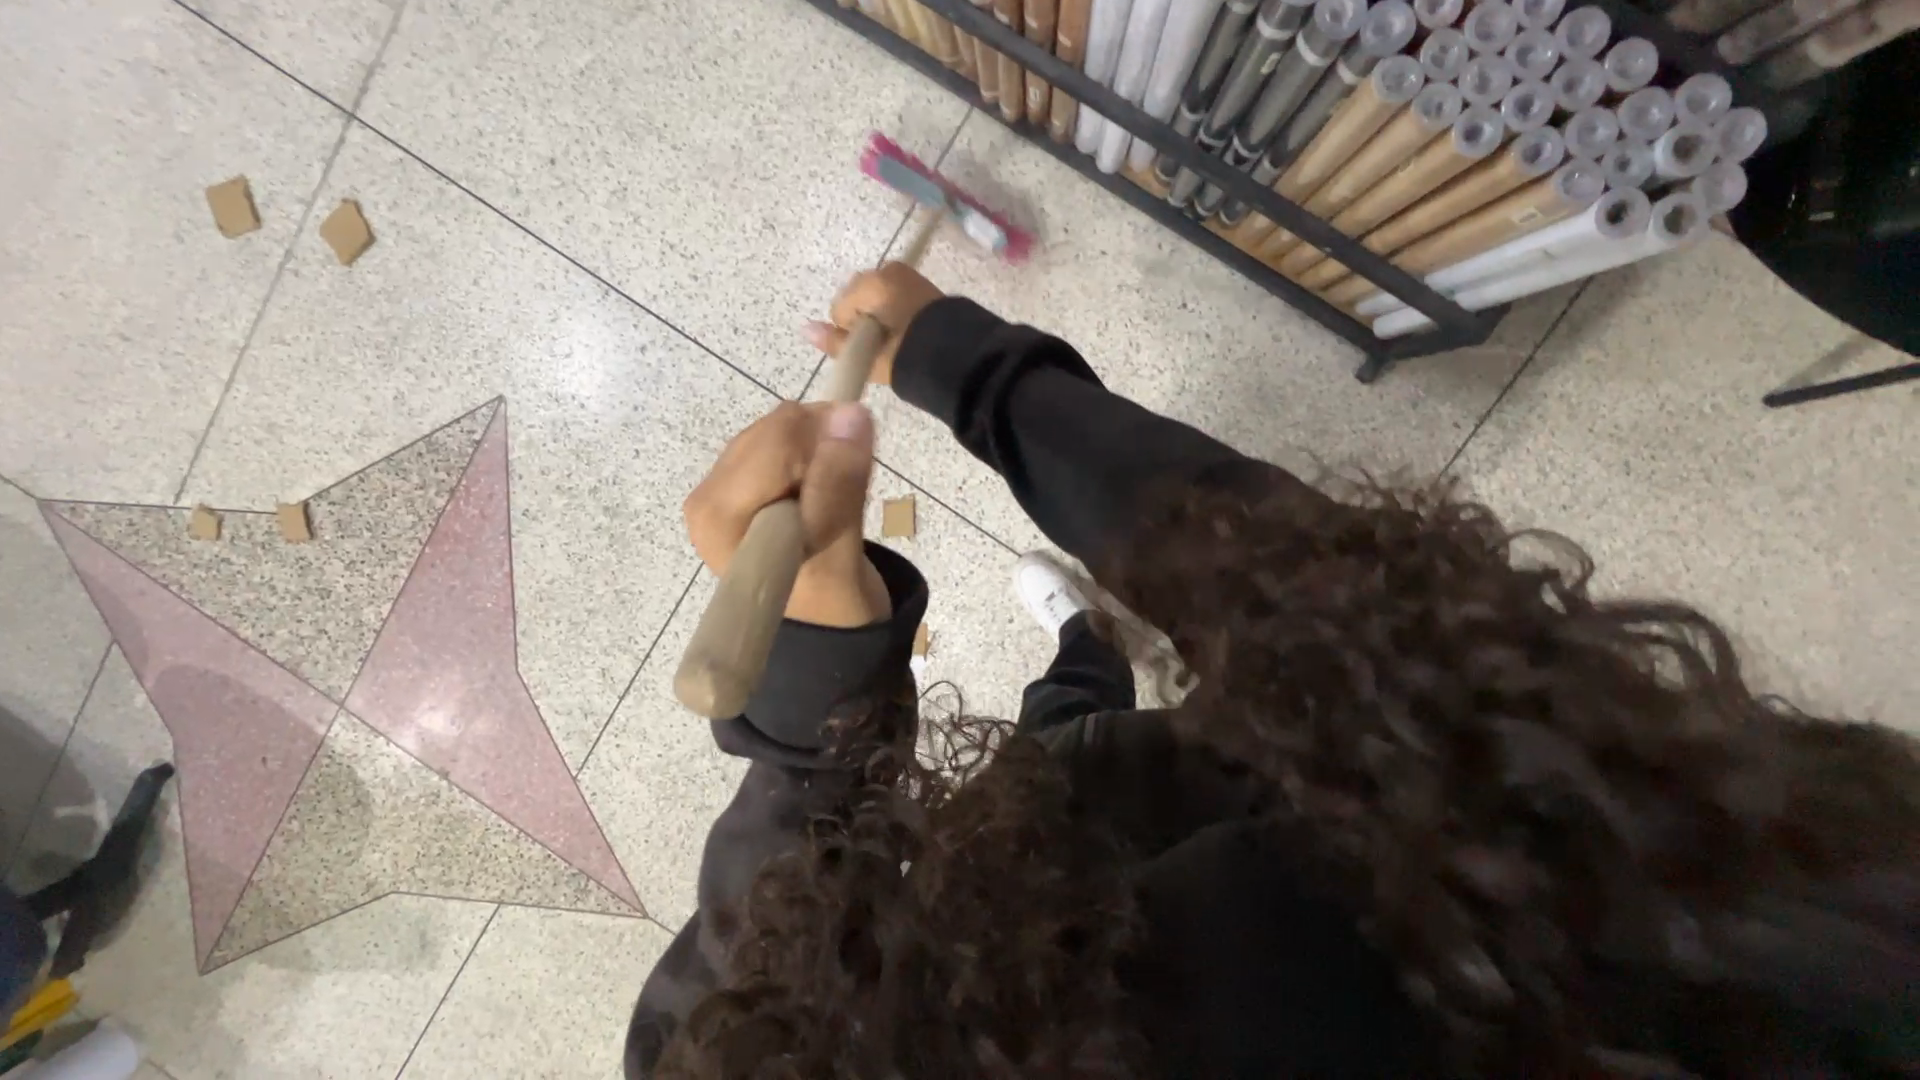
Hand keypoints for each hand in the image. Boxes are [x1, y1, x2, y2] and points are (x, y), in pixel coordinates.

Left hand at [683, 401, 888, 626]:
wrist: (820, 610)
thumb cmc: (828, 594)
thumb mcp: (839, 551)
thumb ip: (840, 486)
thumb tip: (853, 414)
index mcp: (718, 516)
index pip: (777, 443)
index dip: (826, 449)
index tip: (854, 480)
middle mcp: (709, 491)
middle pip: (779, 427)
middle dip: (824, 448)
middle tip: (846, 493)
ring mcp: (722, 478)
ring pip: (786, 423)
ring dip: (822, 449)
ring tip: (834, 495)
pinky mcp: (739, 469)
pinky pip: (786, 431)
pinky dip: (816, 448)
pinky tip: (821, 486)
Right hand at [802, 261, 943, 385]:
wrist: (956, 356)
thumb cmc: (906, 355)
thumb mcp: (870, 354)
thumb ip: (836, 341)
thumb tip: (805, 328)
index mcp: (871, 282)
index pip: (842, 307)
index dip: (850, 330)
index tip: (868, 349)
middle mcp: (887, 270)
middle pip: (858, 298)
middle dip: (865, 320)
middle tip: (882, 346)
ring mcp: (906, 275)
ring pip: (877, 298)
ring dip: (880, 317)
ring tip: (896, 341)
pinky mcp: (922, 284)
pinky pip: (895, 296)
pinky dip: (895, 312)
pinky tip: (908, 331)